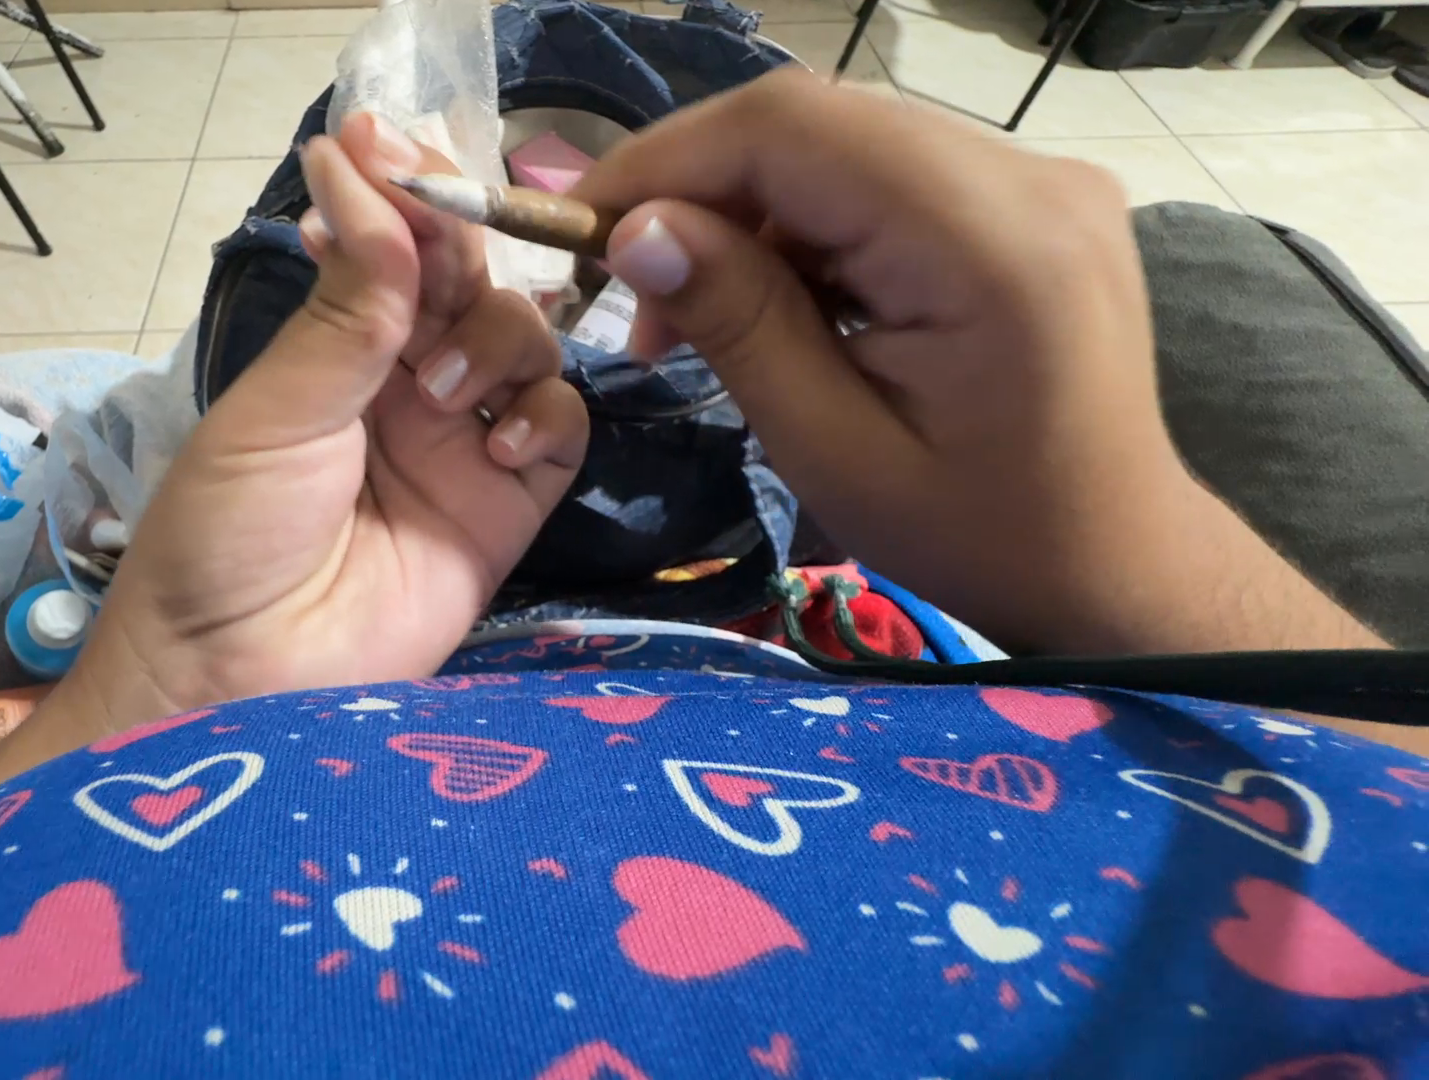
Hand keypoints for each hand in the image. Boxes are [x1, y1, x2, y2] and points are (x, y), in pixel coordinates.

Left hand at [72, 113, 586, 727]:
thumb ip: (348, 307)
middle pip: (475, 284)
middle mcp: (409, 388)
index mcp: (340, 352)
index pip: (397, 250)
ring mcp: (464, 445)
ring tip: (446, 396)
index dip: (406, 195)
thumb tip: (358, 167)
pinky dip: (545, 420)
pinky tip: (497, 448)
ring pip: (529, 345)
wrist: (246, 678)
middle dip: (463, 260)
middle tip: (435, 273)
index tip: (393, 145)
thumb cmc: (230, 535)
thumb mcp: (279, 410)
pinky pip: (559, 431)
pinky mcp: (508, 507)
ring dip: (502, 344)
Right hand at [575, 70, 1379, 653]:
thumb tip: (637, 235)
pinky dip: (784, 240)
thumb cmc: (964, 532)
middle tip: (622, 290)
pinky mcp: (1008, 208)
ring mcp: (1025, 182)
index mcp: (988, 240)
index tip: (580, 226)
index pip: (792, 130)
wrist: (1100, 559)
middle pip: (808, 128)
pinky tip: (756, 309)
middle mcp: (1022, 175)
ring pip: (828, 155)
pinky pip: (864, 191)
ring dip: (732, 224)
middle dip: (689, 194)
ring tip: (679, 322)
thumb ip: (740, 326)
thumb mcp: (827, 448)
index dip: (665, 161)